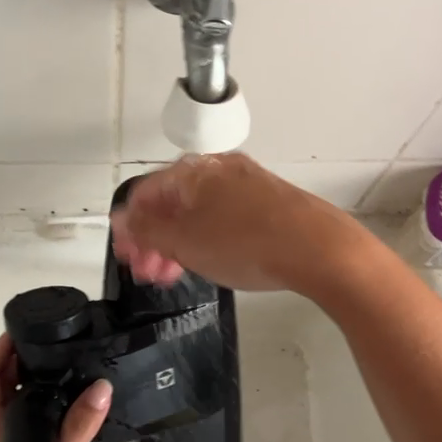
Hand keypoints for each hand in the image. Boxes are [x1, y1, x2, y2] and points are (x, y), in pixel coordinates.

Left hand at [0, 334, 110, 441]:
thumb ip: (78, 427)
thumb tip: (100, 388)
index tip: (19, 330)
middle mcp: (0, 435)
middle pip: (2, 387)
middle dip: (19, 361)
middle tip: (52, 340)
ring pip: (19, 405)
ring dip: (34, 383)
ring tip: (67, 364)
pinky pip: (35, 423)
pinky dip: (49, 406)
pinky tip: (76, 406)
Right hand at [110, 153, 368, 291]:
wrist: (319, 250)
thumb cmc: (253, 242)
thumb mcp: (184, 243)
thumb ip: (146, 232)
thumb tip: (123, 221)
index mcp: (191, 172)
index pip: (143, 194)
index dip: (129, 228)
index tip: (128, 254)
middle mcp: (218, 169)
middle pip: (171, 202)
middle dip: (154, 238)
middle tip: (150, 270)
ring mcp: (246, 184)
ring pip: (198, 211)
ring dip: (179, 241)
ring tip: (177, 272)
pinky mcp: (268, 202)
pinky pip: (224, 217)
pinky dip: (208, 238)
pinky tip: (211, 260)